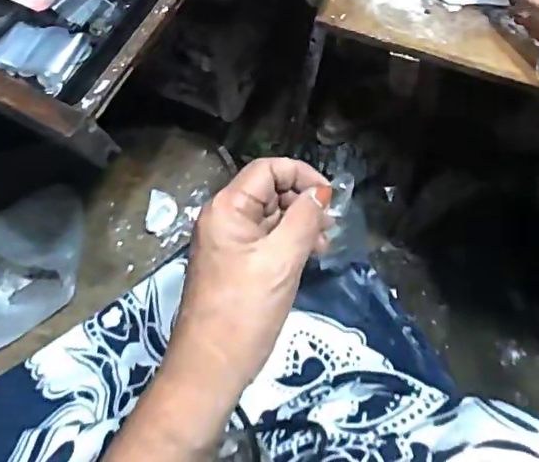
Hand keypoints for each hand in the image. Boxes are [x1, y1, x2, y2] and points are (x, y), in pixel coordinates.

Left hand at [170, 158, 331, 401]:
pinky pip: (262, 237)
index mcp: (227, 206)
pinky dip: (285, 240)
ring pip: (267, 214)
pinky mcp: (230, 260)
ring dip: (297, 222)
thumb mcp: (282, 261)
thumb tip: (322, 193)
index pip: (268, 169)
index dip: (301, 175)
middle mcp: (221, 215)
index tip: (330, 197)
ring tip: (323, 245)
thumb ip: (304, 220)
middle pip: (268, 189)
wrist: (208, 369)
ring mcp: (224, 239)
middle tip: (330, 227)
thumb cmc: (244, 312)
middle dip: (301, 201)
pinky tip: (306, 256)